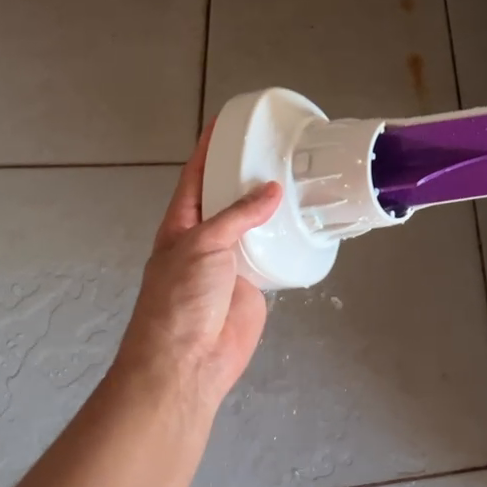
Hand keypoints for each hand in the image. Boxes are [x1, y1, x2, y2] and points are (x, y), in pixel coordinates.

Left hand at [118, 127, 282, 410]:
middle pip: (227, 197)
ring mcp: (231, 261)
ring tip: (298, 175)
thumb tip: (271, 190)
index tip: (226, 122)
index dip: (208, 149)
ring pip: (253, 224)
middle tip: (276, 146)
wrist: (187, 364)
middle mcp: (206, 238)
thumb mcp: (203, 245)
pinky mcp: (255, 283)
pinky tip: (306, 218)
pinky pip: (272, 252)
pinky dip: (286, 236)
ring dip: (271, 205)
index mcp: (181, 224)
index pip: (195, 177)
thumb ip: (238, 215)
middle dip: (246, 174)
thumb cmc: (180, 299)